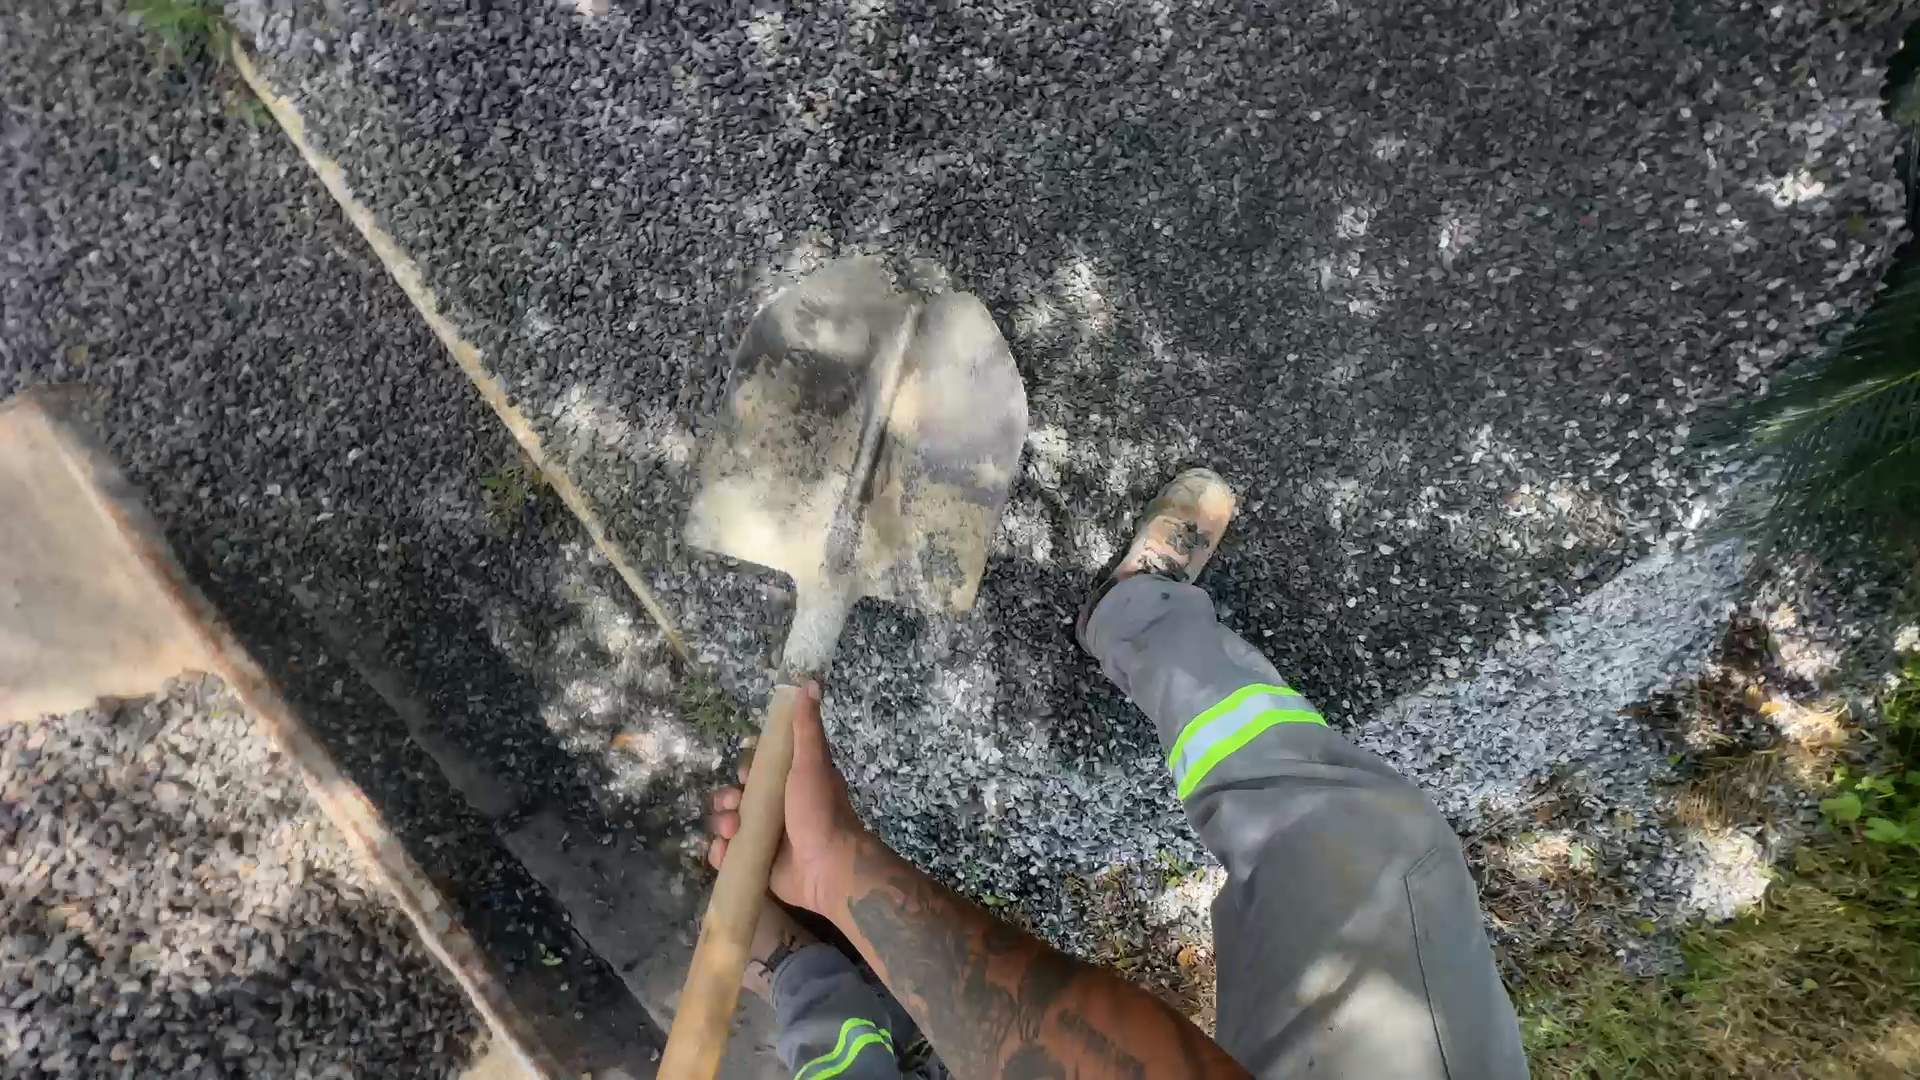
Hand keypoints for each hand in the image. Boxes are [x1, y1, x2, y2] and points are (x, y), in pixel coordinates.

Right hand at [706, 680, 868, 916]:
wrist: (827, 868)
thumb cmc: (820, 809)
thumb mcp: (812, 761)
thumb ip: (806, 725)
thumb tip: (809, 682)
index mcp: (793, 779)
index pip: (761, 766)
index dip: (748, 766)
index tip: (746, 770)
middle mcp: (779, 805)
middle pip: (738, 794)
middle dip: (727, 797)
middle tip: (733, 805)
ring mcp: (767, 835)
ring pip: (729, 823)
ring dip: (721, 823)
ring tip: (731, 832)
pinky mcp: (758, 862)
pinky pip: (729, 854)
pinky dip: (721, 852)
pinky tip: (725, 852)